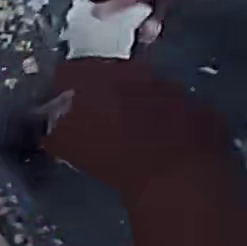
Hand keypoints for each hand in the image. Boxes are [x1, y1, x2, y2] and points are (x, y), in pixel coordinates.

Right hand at [43, 59, 238, 203]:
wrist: (178, 176)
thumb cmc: (111, 158)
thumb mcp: (63, 145)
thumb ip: (50, 126)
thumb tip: (46, 121)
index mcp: (97, 78)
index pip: (69, 69)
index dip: (59, 84)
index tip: (53, 100)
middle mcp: (136, 73)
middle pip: (109, 71)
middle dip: (96, 88)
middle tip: (87, 111)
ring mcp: (173, 86)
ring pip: (142, 85)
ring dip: (129, 99)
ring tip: (121, 125)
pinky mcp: (200, 104)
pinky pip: (171, 103)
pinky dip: (159, 114)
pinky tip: (153, 137)